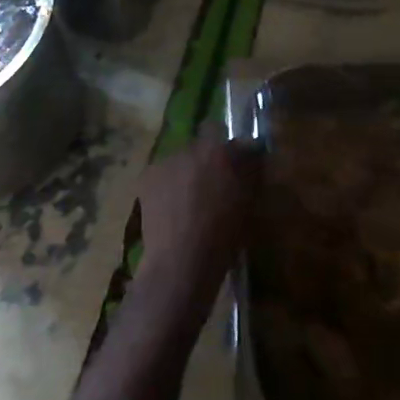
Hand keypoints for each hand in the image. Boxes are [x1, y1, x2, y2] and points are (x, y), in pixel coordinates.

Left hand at [137, 125, 260, 290]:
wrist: (181, 260)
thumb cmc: (223, 234)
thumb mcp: (248, 202)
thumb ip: (250, 170)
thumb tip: (251, 153)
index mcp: (221, 150)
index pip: (234, 140)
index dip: (237, 153)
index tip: (240, 167)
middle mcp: (192, 147)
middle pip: (205, 147)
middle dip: (210, 162)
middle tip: (214, 186)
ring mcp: (167, 160)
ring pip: (182, 160)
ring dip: (188, 172)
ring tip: (190, 199)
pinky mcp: (148, 176)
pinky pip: (163, 174)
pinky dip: (168, 185)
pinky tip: (171, 207)